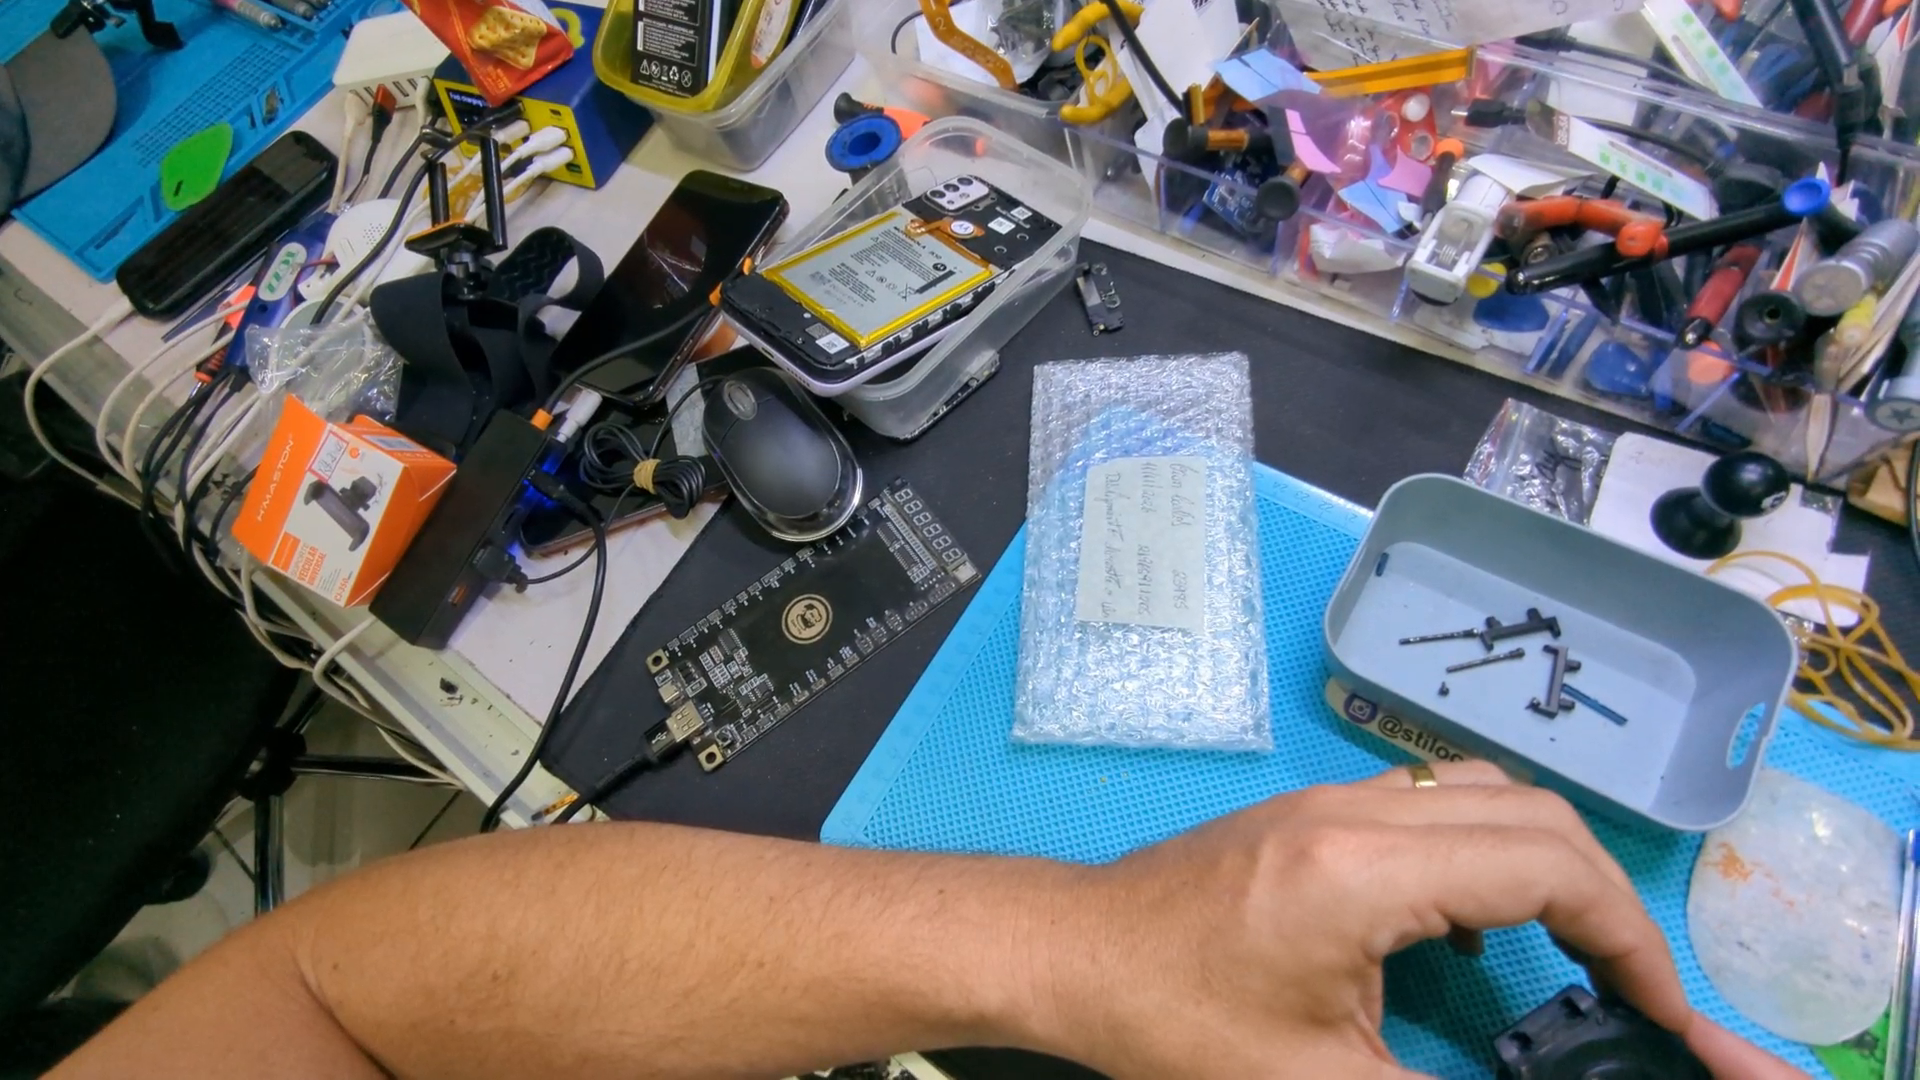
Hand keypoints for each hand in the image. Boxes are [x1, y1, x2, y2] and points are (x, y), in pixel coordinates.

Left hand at [1027, 761, 1806, 1078]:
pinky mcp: (1297, 811)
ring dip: (1530, 857)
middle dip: (1595, 891)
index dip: (1631, 935)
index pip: (1546, 860)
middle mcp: (1348, 810)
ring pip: (1468, 792)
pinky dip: (1469, 846)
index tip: (1654, 1011)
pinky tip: (1454, 917)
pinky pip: (1415, 803)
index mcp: (1363, 868)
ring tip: (1545, 949)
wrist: (1080, 951)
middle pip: (1521, 807)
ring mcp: (1318, 801)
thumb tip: (1528, 1077)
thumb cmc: (1180, 1022)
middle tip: (1613, 984)